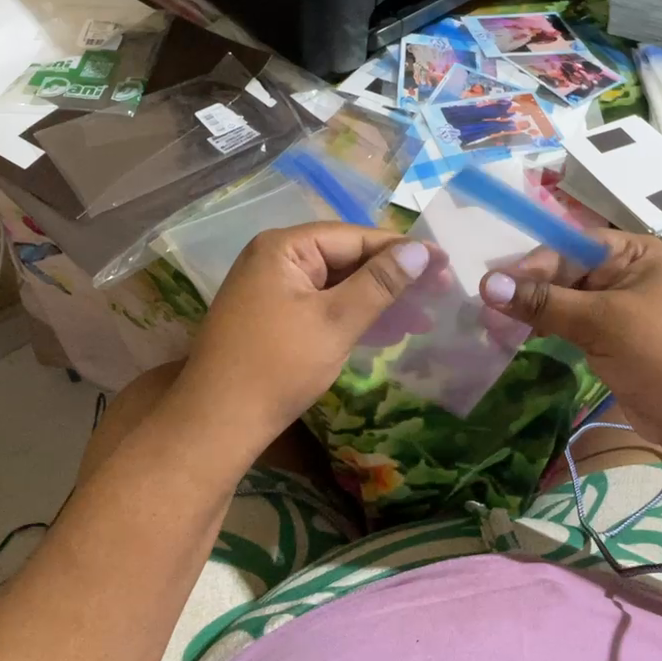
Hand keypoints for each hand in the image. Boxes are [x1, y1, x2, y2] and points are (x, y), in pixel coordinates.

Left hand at [170, 222, 431, 445]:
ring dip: (377, 299)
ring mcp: (269, 288)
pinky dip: (352, 314)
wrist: (216, 423)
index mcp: (284, 247)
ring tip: (421, 316)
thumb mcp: (336, 321)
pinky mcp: (271, 317)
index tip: (444, 262)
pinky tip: (385, 330)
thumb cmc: (278, 366)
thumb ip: (379, 283)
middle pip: (345, 258)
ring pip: (335, 284)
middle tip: (440, 291)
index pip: (354, 237)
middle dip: (392, 276)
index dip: (402, 250)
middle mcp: (273, 258)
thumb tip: (420, 250)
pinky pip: (320, 304)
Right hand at [477, 230, 661, 446]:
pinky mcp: (613, 340)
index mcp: (635, 253)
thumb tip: (486, 284)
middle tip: (484, 309)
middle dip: (527, 288)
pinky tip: (516, 338)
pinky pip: (571, 325)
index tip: (491, 283)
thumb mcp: (602, 322)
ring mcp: (620, 309)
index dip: (531, 263)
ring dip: (531, 311)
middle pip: (564, 271)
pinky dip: (545, 329)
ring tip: (492, 326)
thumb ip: (543, 302)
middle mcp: (627, 273)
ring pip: (564, 300)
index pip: (571, 245)